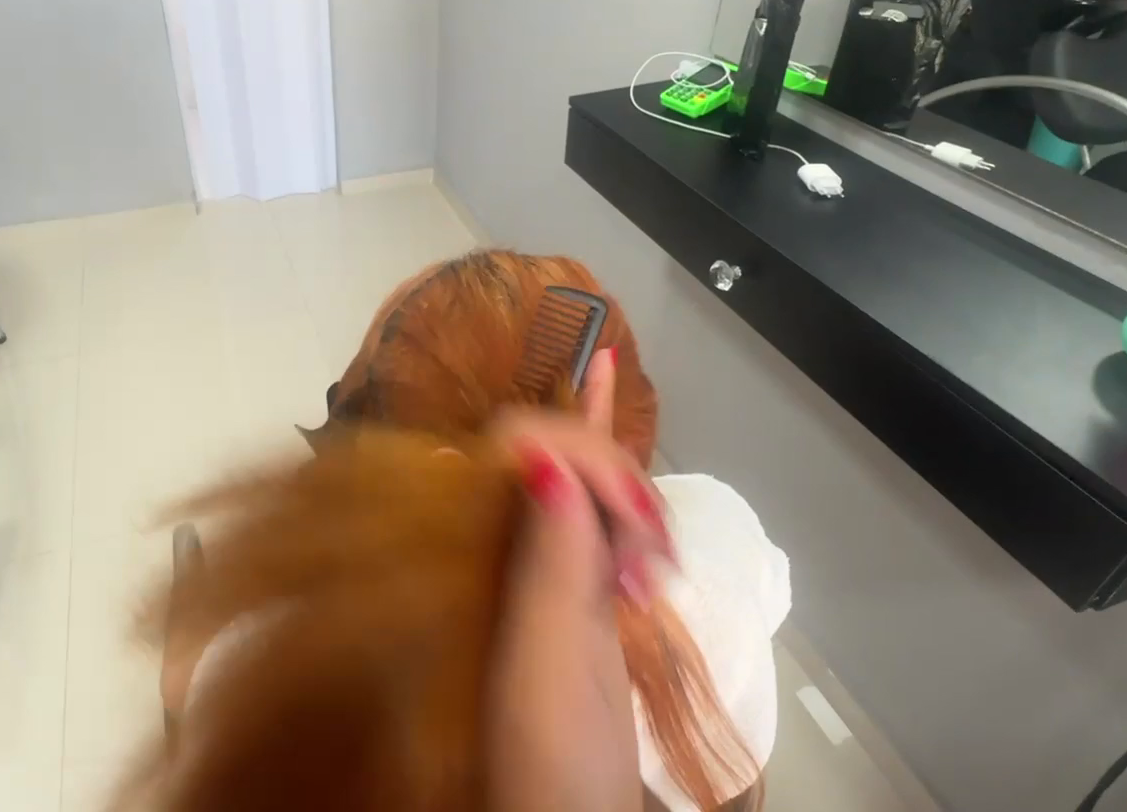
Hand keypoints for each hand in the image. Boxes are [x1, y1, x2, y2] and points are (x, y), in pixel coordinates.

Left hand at [485, 349, 674, 811]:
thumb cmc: (549, 757)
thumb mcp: (549, 660)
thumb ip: (547, 560)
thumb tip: (541, 449)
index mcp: (474, 542)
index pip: (521, 445)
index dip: (585, 461)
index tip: (635, 524)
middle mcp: (496, 532)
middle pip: (558, 451)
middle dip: (617, 484)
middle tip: (648, 560)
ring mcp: (539, 550)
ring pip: (586, 473)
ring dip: (632, 500)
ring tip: (652, 571)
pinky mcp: (575, 574)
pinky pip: (589, 494)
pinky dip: (603, 437)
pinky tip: (607, 370)